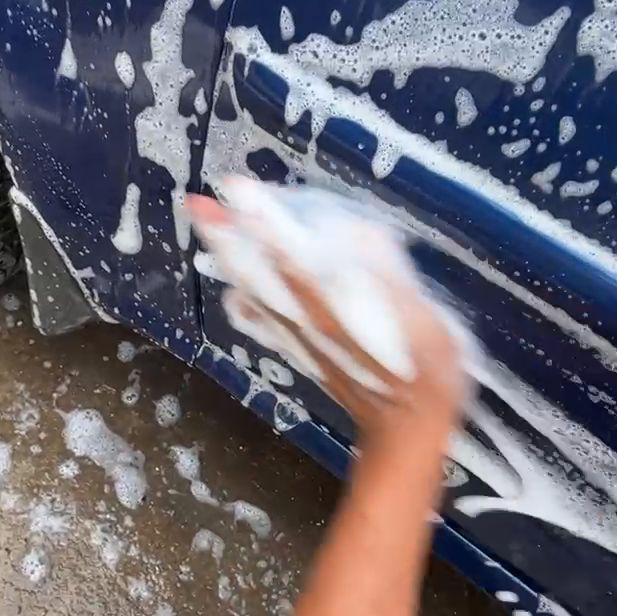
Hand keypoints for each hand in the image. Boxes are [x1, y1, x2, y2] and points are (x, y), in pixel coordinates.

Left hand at [186, 194, 468, 459]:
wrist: (405, 428)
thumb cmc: (422, 369)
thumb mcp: (419, 314)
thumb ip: (385, 273)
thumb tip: (353, 231)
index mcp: (332, 301)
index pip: (288, 250)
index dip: (261, 217)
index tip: (234, 187)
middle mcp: (303, 315)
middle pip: (256, 268)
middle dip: (226, 234)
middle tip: (194, 203)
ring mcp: (296, 336)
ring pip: (252, 291)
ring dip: (228, 261)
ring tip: (204, 234)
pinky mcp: (298, 354)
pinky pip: (261, 328)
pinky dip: (243, 309)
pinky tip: (233, 298)